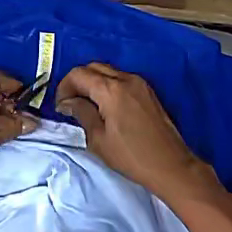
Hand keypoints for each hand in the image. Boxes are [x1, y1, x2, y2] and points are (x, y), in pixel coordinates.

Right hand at [56, 63, 214, 201]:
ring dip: (94, 83)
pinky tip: (105, 107)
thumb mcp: (98, 138)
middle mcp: (127, 79)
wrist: (170, 164)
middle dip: (78, 81)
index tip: (61, 106)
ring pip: (109, 72)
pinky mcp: (149, 92)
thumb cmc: (131, 155)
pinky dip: (109, 87)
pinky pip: (122, 80)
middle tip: (70, 104)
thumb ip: (82, 113)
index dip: (64, 87)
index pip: (79, 74)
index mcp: (112, 89)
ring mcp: (141, 84)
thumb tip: (69, 102)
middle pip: (94, 67)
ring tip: (86, 106)